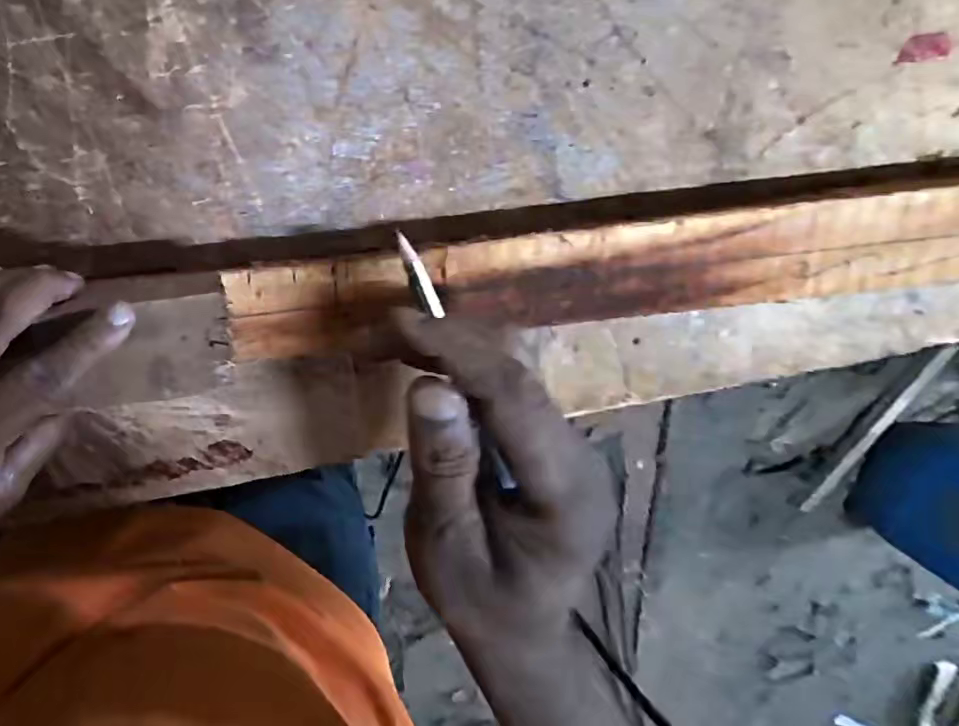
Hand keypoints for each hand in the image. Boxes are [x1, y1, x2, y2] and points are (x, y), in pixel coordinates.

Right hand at [394, 309, 616, 650]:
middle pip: (514, 370)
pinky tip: (426, 360)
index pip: (512, 395)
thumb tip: (429, 384)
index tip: (398, 325)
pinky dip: (462, 362)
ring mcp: (570, 439)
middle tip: (380, 333)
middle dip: (445, 340)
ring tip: (393, 341)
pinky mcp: (552, 434)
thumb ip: (443, 467)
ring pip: (512, 367)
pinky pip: (507, 382)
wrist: (524, 633)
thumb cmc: (481, 603)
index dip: (454, 350)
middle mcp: (578, 452)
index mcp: (563, 490)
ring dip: (451, 345)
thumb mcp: (448, 548)